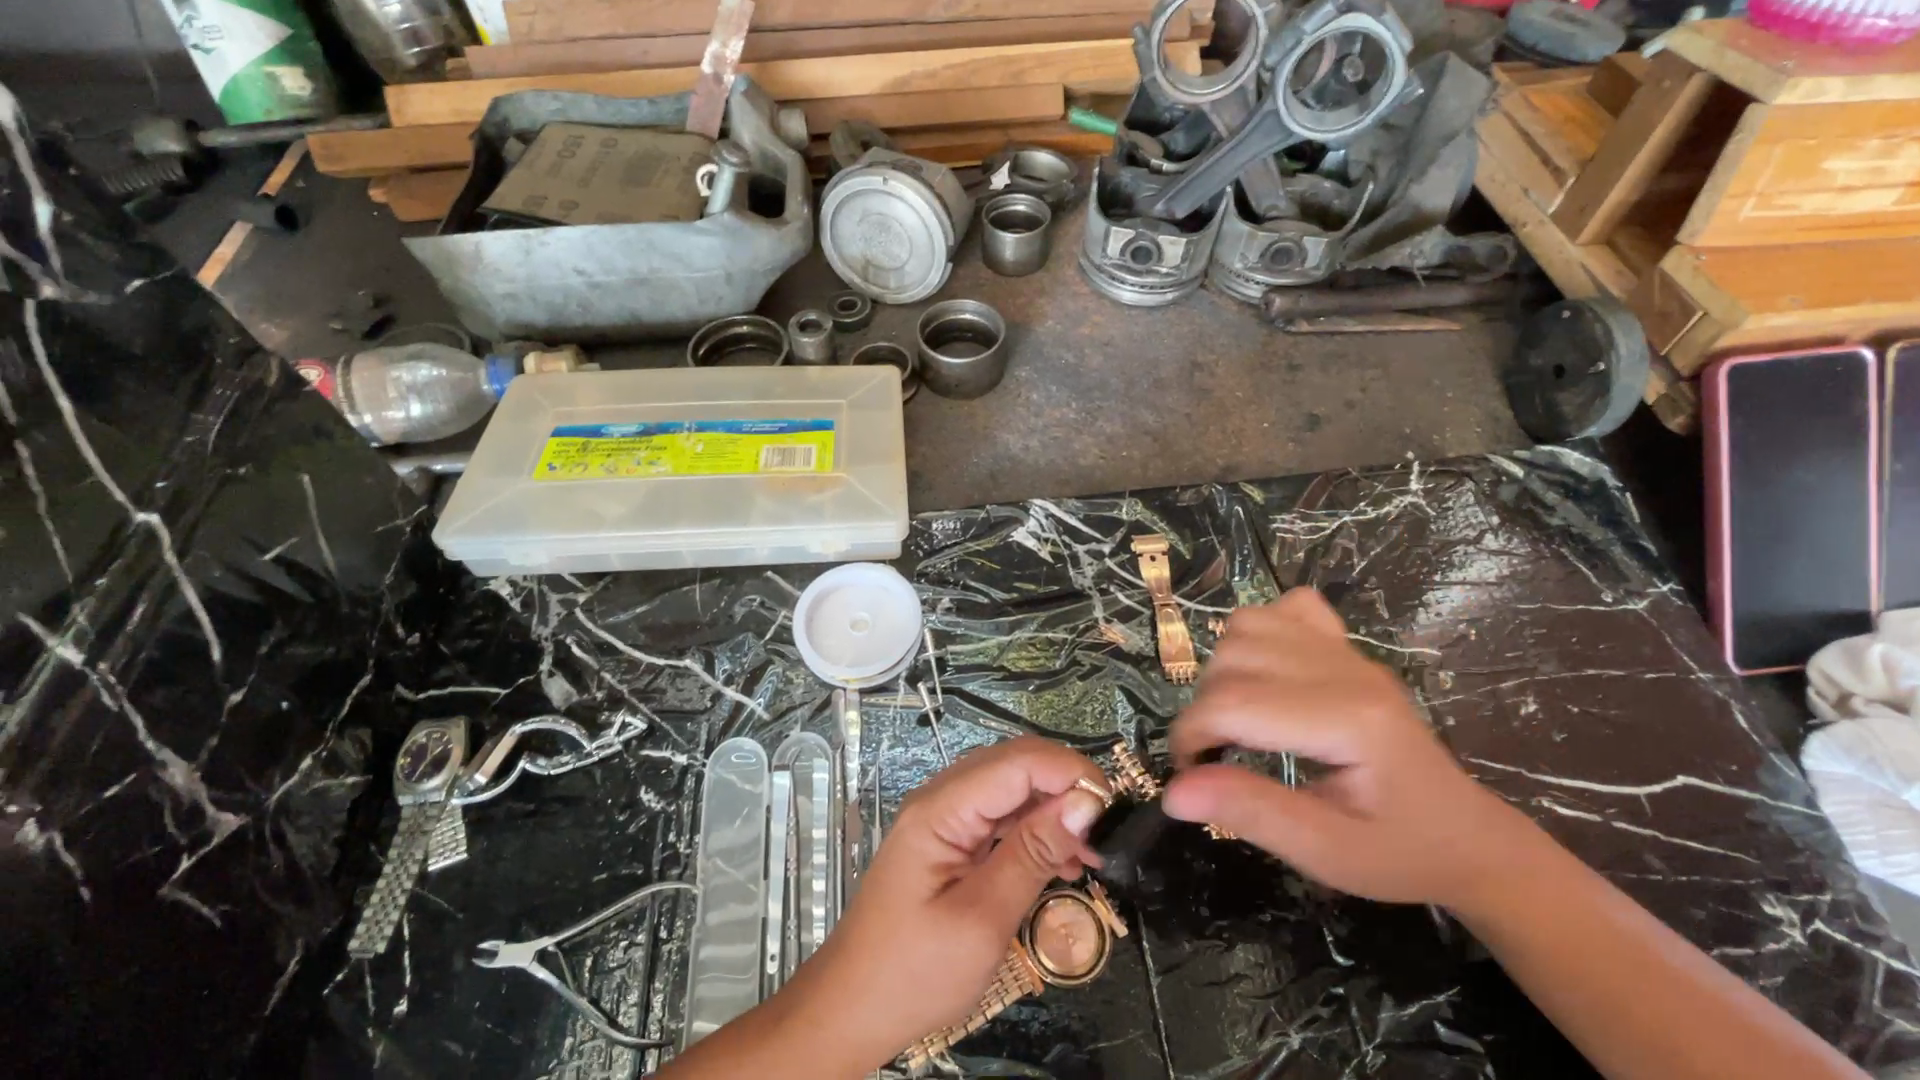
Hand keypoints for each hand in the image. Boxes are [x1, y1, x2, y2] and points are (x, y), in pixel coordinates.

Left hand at [776, 736, 1109, 1072]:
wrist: (854, 1009)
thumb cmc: (915, 972)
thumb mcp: (983, 918)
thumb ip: (1033, 854)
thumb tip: (1086, 802)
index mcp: (941, 809)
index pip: (1018, 761)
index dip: (1070, 773)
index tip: (1112, 809)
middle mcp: (940, 800)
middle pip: (1014, 766)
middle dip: (1065, 787)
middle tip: (1106, 831)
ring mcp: (943, 820)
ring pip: (1010, 790)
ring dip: (1054, 812)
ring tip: (1089, 854)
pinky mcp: (949, 844)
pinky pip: (999, 819)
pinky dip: (1035, 833)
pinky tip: (1061, 863)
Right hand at [1162, 588, 1540, 909]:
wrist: (1469, 840)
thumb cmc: (1400, 855)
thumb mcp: (1326, 853)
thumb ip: (1251, 813)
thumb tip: (1172, 792)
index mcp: (1348, 721)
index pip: (1235, 703)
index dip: (1190, 735)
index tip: (1189, 777)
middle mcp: (1347, 671)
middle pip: (1235, 657)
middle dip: (1204, 708)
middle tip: (1214, 758)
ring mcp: (1349, 654)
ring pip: (1250, 624)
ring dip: (1223, 669)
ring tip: (1235, 720)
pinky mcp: (1348, 650)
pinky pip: (1288, 610)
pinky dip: (1260, 634)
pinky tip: (1265, 678)